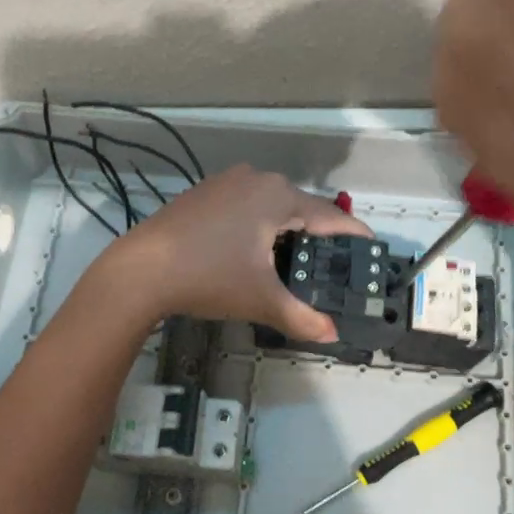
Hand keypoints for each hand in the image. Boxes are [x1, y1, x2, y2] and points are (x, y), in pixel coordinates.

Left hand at [101, 165, 371, 341]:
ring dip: (287, 229)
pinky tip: (254, 249)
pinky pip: (247, 204)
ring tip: (295, 261)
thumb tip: (331, 334)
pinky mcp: (204, 192)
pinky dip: (259, 223)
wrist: (141, 269)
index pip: (330, 215)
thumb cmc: (209, 278)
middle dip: (318, 235)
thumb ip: (301, 317)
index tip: (371, 247)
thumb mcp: (261, 299)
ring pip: (272, 204)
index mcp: (278, 197)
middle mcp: (256, 178)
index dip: (353, 234)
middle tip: (331, 266)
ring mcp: (227, 181)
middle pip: (301, 207)